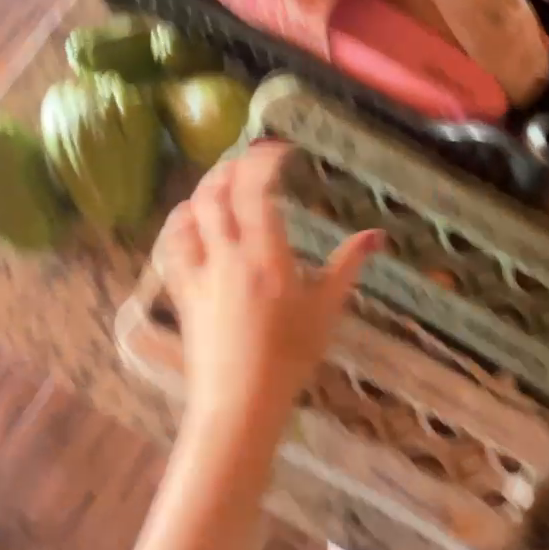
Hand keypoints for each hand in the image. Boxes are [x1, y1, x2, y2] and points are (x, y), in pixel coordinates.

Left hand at [152, 142, 383, 424]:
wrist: (241, 400)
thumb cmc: (291, 356)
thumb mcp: (327, 309)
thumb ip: (348, 266)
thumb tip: (376, 235)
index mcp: (266, 255)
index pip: (256, 190)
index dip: (264, 160)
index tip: (279, 150)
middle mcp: (228, 255)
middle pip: (218, 192)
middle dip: (232, 166)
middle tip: (250, 160)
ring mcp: (200, 272)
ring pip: (191, 213)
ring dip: (205, 188)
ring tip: (222, 179)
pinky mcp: (182, 291)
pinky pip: (172, 245)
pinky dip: (180, 221)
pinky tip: (189, 216)